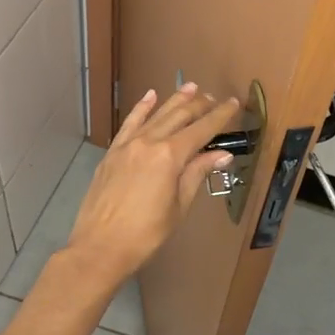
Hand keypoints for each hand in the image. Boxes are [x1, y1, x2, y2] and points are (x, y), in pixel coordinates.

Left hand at [63, 84, 239, 286]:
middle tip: (214, 98)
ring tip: (190, 87)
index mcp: (170, 156)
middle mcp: (149, 142)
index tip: (233, 104)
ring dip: (174, 100)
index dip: (220, 116)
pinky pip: (129, 123)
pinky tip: (150, 96)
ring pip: (155, 115)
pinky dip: (141, 108)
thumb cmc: (147, 233)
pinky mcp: (112, 153)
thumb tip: (221, 154)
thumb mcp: (179, 205)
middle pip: (179, 116)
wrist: (100, 247)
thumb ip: (198, 173)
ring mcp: (127, 145)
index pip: (201, 129)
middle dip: (199, 105)